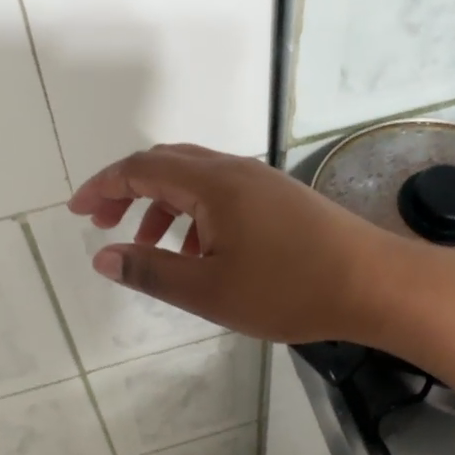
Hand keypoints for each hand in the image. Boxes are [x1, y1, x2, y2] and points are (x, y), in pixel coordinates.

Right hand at [68, 144, 424, 346]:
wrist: (376, 284)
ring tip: (152, 250)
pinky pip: (221, 193)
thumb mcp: (210, 291)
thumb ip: (151, 271)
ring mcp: (260, 181)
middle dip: (128, 190)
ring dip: (163, 206)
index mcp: (212, 183)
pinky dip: (195, 215)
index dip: (103, 186)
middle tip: (104, 224)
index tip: (78, 212)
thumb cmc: (289, 288)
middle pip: (166, 164)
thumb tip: (103, 256)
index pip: (141, 168)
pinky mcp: (279, 198)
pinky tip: (201, 255)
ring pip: (195, 180)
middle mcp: (233, 170)